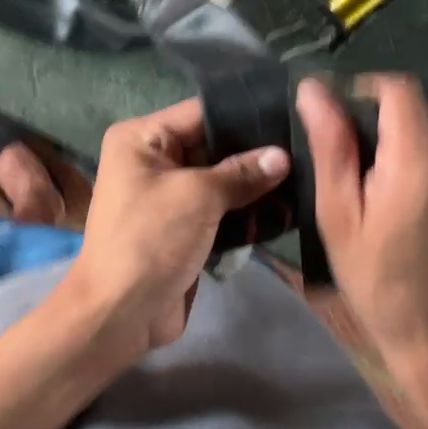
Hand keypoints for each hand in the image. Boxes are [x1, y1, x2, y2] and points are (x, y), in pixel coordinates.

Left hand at [64, 98, 289, 355]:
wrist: (120, 314)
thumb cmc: (150, 240)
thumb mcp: (198, 197)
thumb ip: (241, 172)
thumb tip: (282, 155)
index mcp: (142, 138)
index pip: (201, 114)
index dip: (244, 115)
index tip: (292, 115)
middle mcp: (153, 160)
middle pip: (214, 146)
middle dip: (256, 154)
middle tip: (308, 149)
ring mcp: (169, 196)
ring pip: (222, 181)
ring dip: (256, 187)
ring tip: (307, 178)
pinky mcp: (184, 228)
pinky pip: (221, 210)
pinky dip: (247, 213)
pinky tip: (287, 209)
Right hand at [297, 76, 427, 373]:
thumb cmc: (376, 278)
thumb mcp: (338, 213)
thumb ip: (330, 146)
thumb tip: (313, 89)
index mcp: (417, 161)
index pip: (397, 88)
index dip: (361, 89)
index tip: (332, 118)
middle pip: (401, 110)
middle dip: (364, 127)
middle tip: (337, 172)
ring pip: (410, 132)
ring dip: (379, 149)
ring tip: (356, 195)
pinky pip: (423, 153)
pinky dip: (397, 164)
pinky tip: (381, 205)